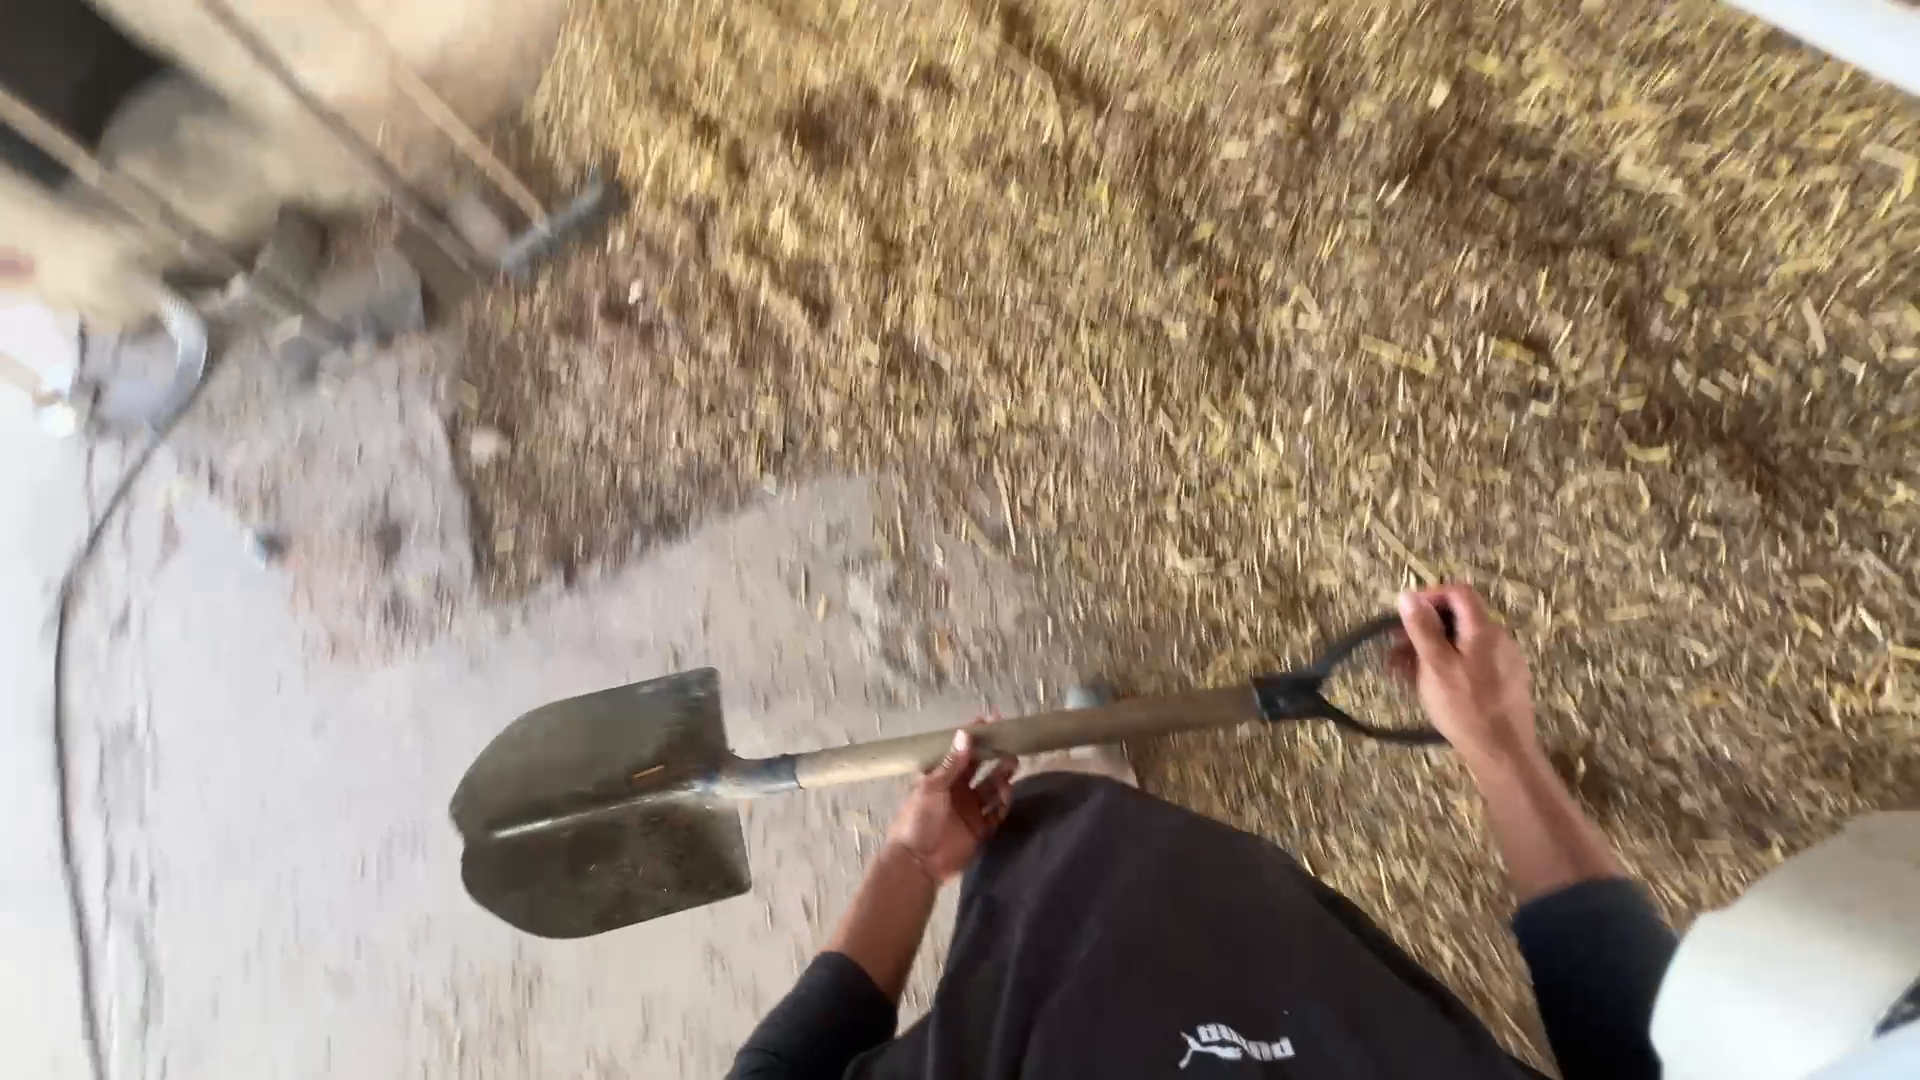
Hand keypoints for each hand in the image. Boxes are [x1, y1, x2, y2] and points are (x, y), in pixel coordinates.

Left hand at [885, 725, 1015, 884]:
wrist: (917, 861)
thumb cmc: (919, 818)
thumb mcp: (934, 787)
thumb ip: (953, 763)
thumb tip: (965, 733)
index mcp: (942, 778)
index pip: (962, 753)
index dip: (974, 739)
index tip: (990, 722)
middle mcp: (958, 791)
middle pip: (981, 770)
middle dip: (995, 757)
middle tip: (1010, 746)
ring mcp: (970, 811)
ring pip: (992, 789)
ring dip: (1002, 778)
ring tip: (1012, 766)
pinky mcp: (979, 830)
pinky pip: (996, 814)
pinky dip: (1003, 804)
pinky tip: (1007, 795)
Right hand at [1395, 585, 1539, 771]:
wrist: (1502, 750)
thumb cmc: (1464, 705)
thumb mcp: (1435, 664)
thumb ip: (1422, 628)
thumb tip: (1408, 595)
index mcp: (1484, 630)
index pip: (1459, 593)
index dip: (1430, 596)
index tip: (1405, 615)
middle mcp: (1498, 639)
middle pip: (1458, 618)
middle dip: (1423, 628)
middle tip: (1395, 649)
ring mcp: (1503, 660)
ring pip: (1460, 642)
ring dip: (1429, 649)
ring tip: (1403, 672)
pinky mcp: (1503, 680)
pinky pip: (1470, 660)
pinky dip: (1446, 663)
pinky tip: (1427, 683)